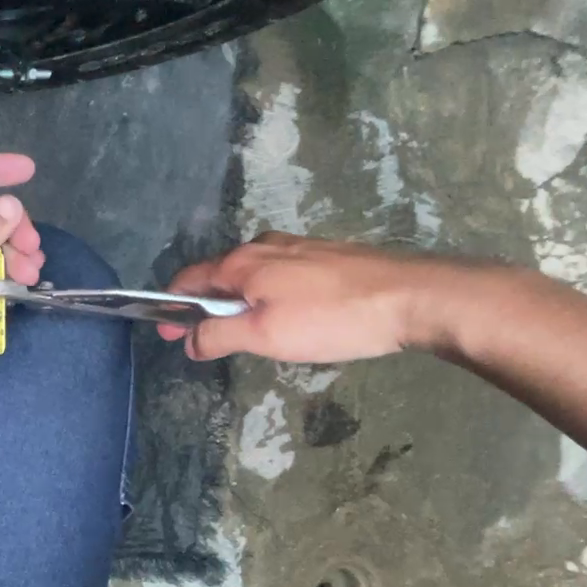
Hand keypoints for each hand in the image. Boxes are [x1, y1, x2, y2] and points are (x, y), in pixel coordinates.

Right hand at [155, 231, 471, 362]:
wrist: (416, 297)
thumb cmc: (331, 318)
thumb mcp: (264, 335)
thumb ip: (218, 336)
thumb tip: (189, 341)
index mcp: (242, 262)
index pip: (188, 279)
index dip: (173, 307)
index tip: (170, 334)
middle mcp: (265, 246)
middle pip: (219, 275)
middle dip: (205, 305)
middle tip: (205, 338)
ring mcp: (300, 247)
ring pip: (252, 273)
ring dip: (237, 299)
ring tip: (244, 329)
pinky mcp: (329, 255)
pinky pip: (280, 273)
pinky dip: (266, 293)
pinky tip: (284, 314)